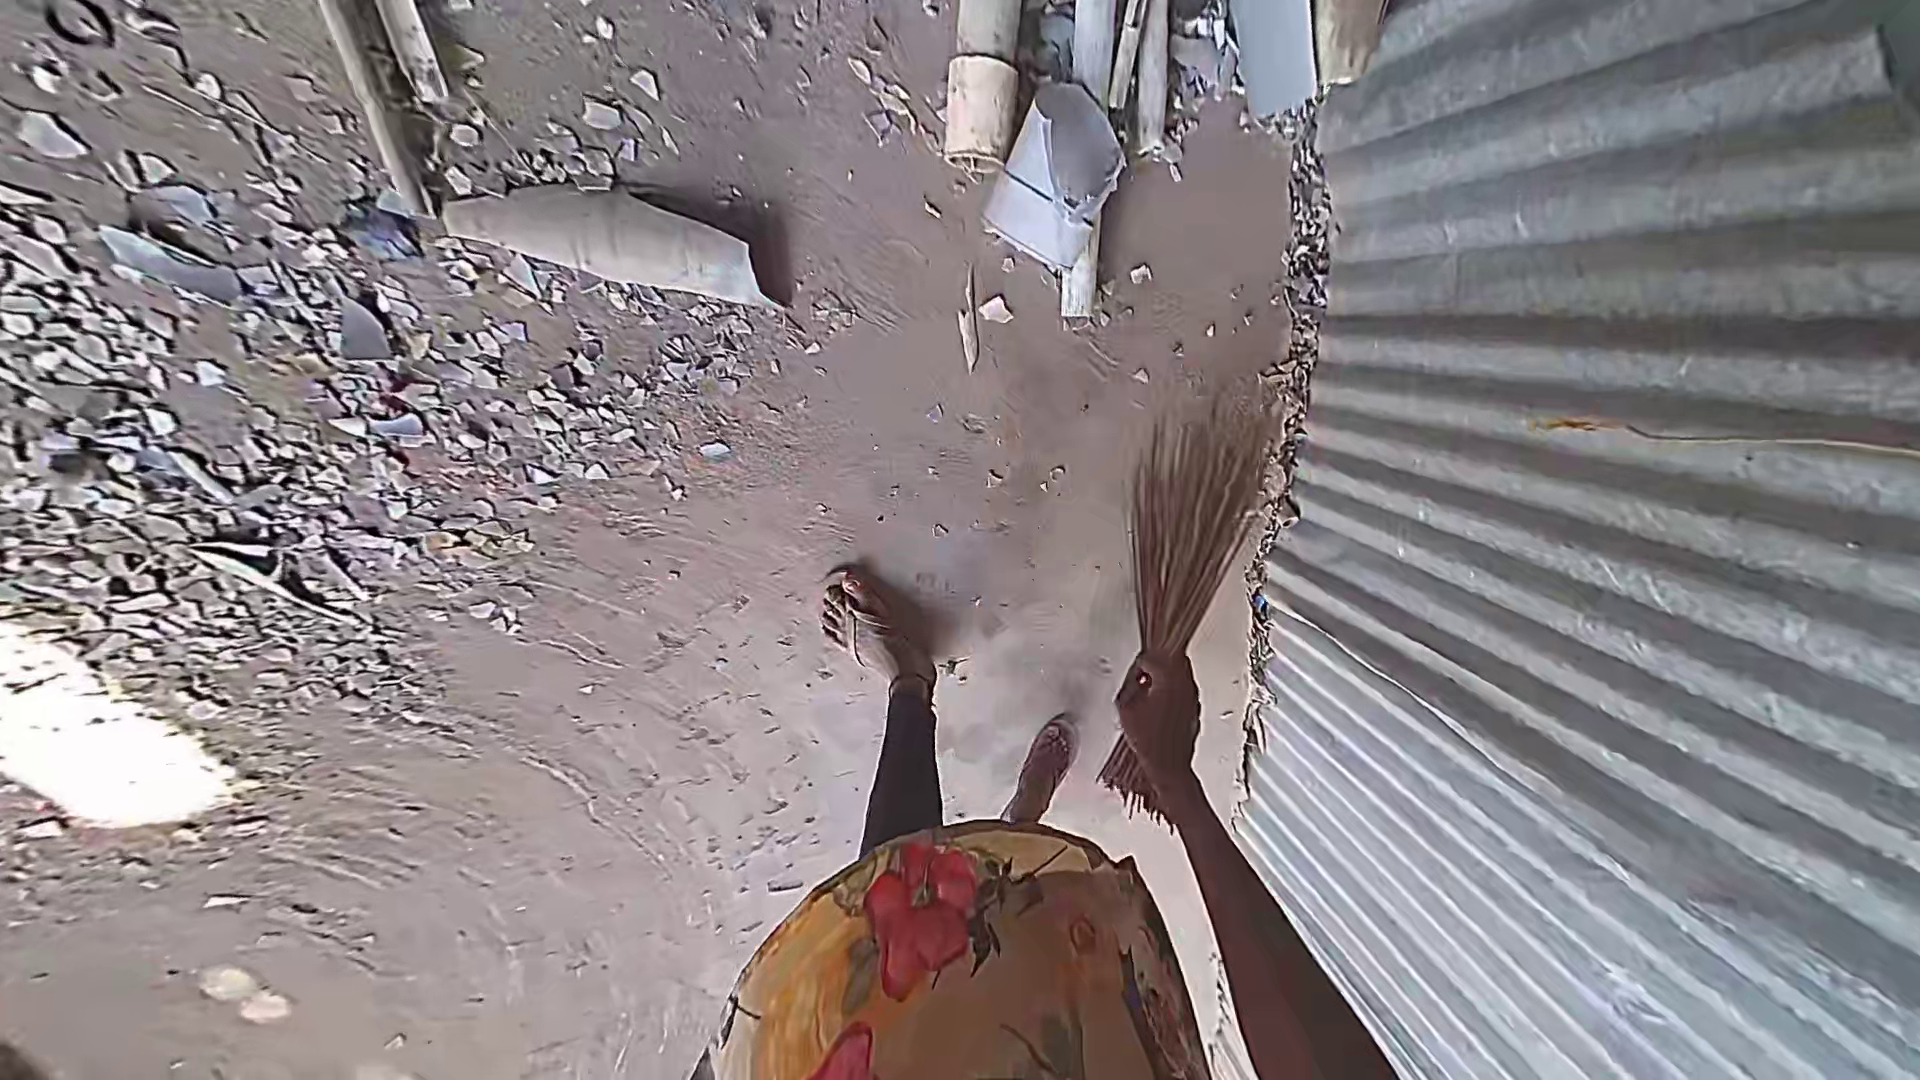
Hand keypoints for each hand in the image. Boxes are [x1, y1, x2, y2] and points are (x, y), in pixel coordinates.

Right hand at [1115, 650, 1202, 808]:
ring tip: (1150, 688)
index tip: (1132, 675)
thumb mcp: (1126, 706)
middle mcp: (1186, 684)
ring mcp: (1193, 696)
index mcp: (1169, 678)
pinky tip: (1159, 702)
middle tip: (1142, 674)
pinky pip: (1184, 688)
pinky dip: (1172, 688)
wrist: (1168, 765)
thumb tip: (1135, 678)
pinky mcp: (1195, 708)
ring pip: (1181, 671)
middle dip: (1156, 662)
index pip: (1152, 657)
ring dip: (1165, 674)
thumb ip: (1131, 684)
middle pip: (1174, 657)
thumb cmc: (1148, 739)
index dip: (1137, 665)